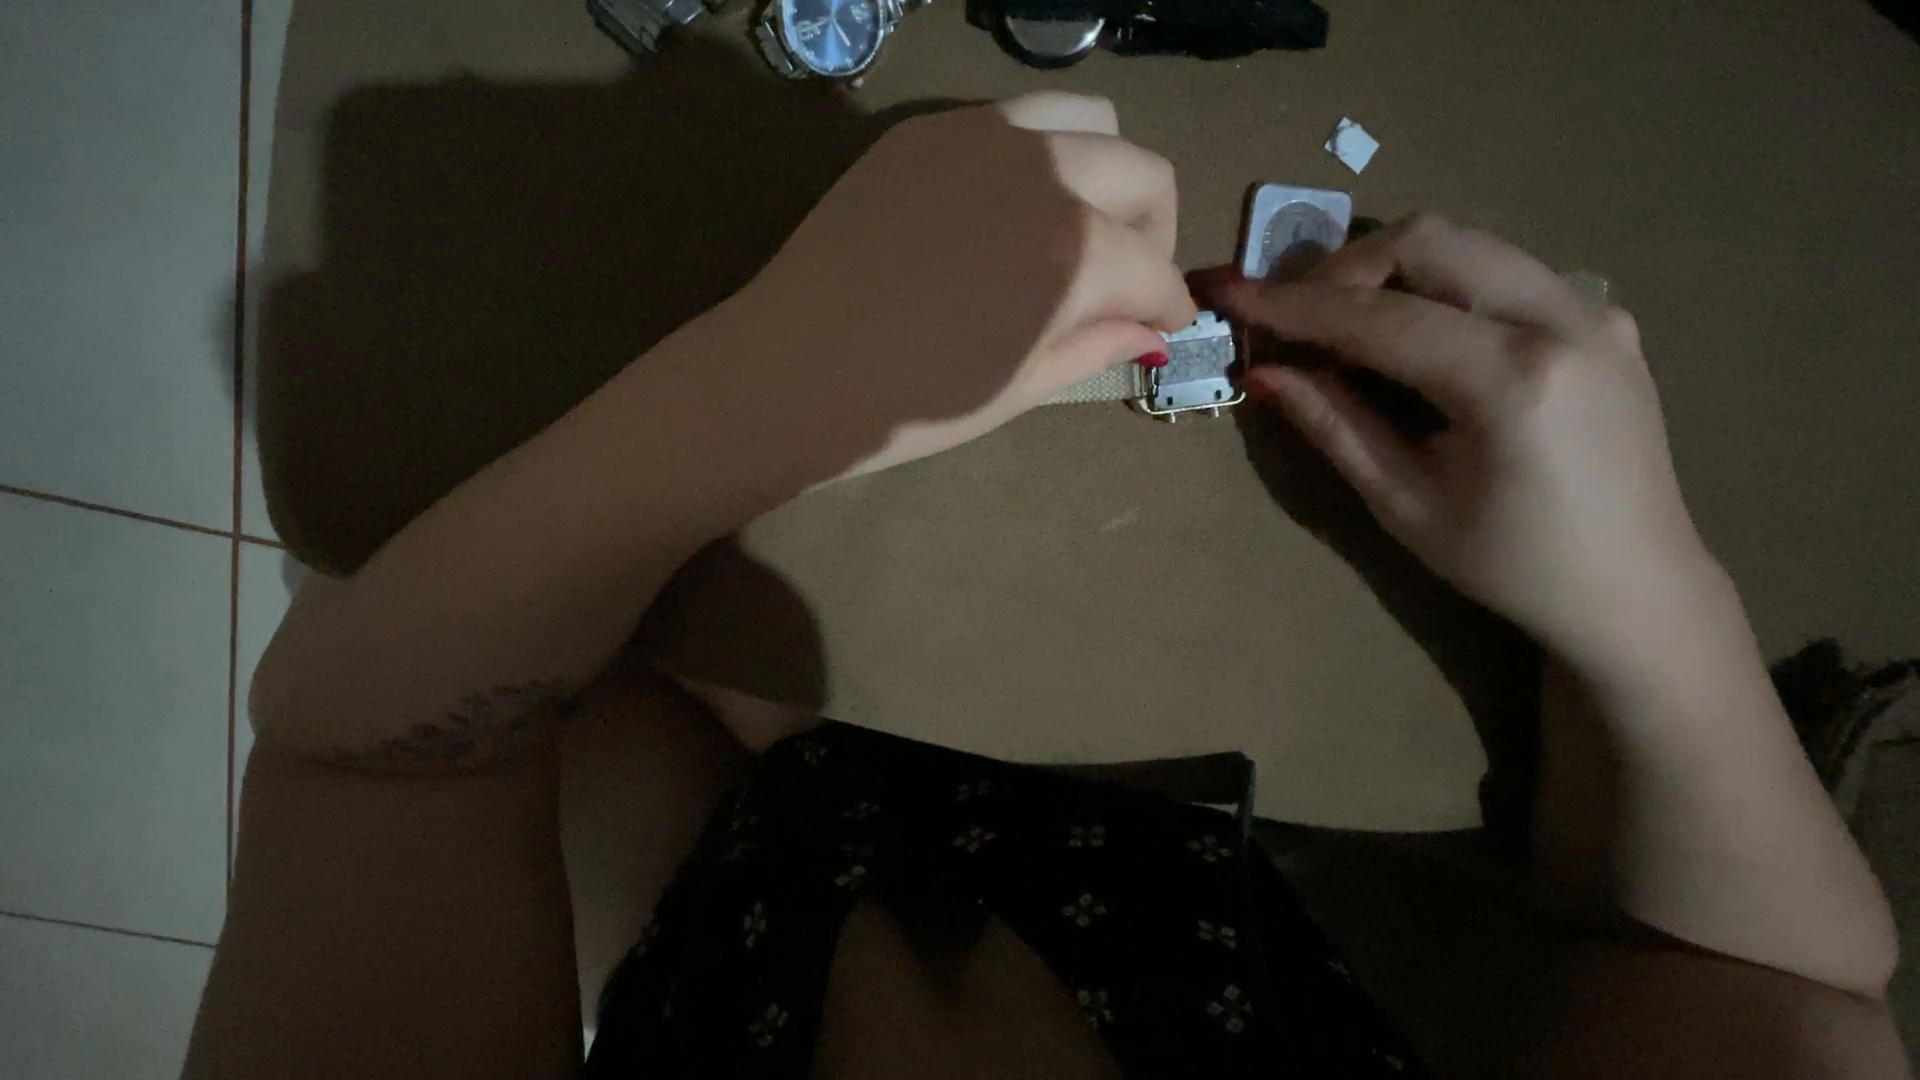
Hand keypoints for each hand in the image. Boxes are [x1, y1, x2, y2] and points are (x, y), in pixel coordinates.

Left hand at [721, 92, 1195, 480]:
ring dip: (1104, 174)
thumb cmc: (914, 405)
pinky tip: (1006, 213)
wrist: (795, 372)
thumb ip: (1096, 346)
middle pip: (1142, 173)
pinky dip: (1035, 160)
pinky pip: (1010, 123)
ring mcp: (981, 137)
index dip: (1168, 307)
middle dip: (1154, 232)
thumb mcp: (1020, 389)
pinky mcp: (925, 133)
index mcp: (1078, 250)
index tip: (1163, 326)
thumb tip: (1149, 332)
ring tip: (1077, 228)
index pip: (1155, 271)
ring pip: (1086, 121)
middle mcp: (1045, 170)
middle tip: (1127, 280)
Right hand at [1209, 214, 1723, 666]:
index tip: (1230, 293)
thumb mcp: (1403, 501)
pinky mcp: (1601, 315)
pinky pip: (1497, 271)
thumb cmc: (1508, 562)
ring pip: (1465, 245)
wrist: (1634, 585)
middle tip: (1294, 318)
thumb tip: (1263, 371)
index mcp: (1513, 380)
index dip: (1293, 304)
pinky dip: (1433, 287)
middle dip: (1342, 270)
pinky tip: (1409, 340)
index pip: (1379, 316)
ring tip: (1342, 330)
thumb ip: (1332, 424)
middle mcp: (1564, 319)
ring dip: (1387, 272)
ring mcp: (1593, 308)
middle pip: (1429, 241)